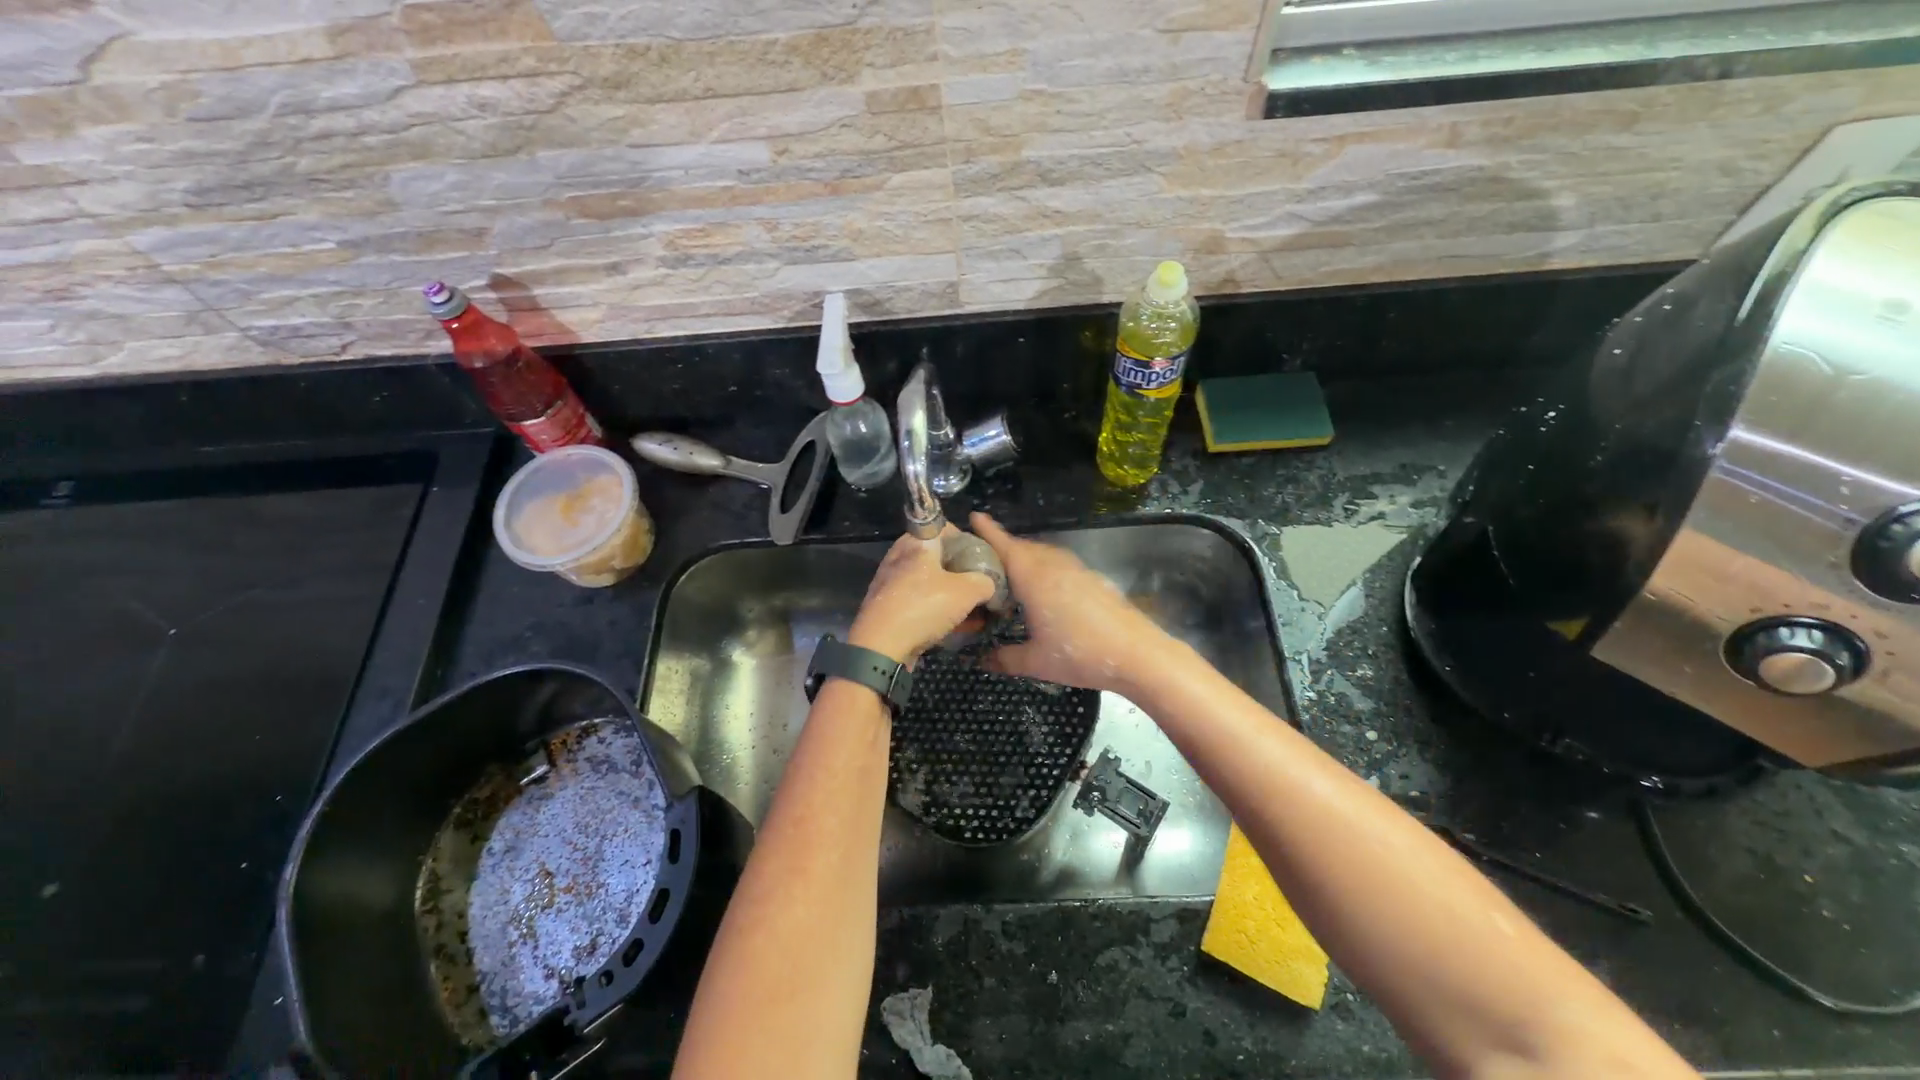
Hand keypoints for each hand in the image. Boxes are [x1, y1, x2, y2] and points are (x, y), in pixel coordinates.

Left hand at [848, 525, 997, 666]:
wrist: (880, 647)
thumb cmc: (924, 607)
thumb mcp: (966, 592)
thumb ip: (984, 582)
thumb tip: (989, 584)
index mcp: (916, 543)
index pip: (945, 528)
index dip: (966, 540)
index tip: (981, 559)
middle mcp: (900, 557)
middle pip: (939, 557)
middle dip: (962, 573)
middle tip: (981, 587)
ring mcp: (892, 582)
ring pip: (930, 583)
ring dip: (953, 596)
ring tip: (975, 612)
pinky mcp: (888, 607)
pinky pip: (920, 602)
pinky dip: (938, 611)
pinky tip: (956, 628)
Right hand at [971, 512, 1174, 693]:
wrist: (1137, 654)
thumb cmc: (1080, 654)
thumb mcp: (1036, 662)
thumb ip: (1004, 658)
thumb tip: (980, 660)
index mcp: (1034, 578)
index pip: (1005, 546)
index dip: (987, 531)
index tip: (973, 516)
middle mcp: (1054, 565)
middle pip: (1023, 547)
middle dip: (1002, 548)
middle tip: (982, 560)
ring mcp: (1076, 570)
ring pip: (1043, 555)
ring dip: (1024, 558)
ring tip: (1008, 576)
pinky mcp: (1092, 579)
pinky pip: (1058, 564)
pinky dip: (1043, 568)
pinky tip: (1041, 591)